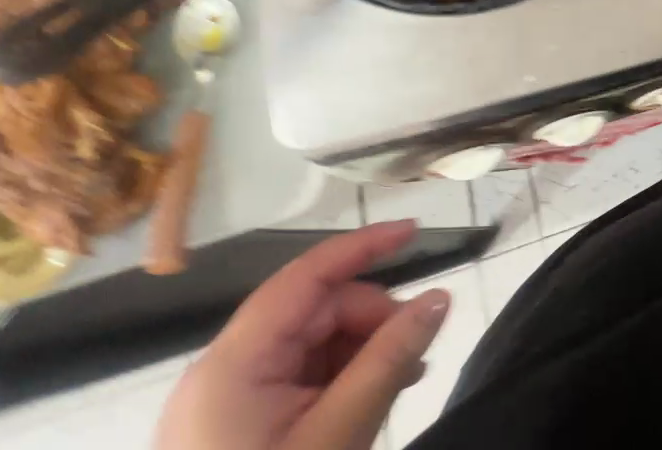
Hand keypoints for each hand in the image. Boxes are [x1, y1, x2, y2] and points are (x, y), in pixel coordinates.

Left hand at [157, 221, 449, 449]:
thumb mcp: (341, 431)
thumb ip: (391, 357)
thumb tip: (440, 296)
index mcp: (233, 364)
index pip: (304, 278)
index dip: (361, 246)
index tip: (416, 230)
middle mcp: (221, 369)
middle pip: (315, 309)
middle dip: (373, 317)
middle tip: (416, 352)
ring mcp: (224, 396)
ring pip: (313, 339)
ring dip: (364, 347)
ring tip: (402, 378)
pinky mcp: (234, 420)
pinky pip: (301, 370)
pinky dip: (344, 372)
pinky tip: (376, 393)